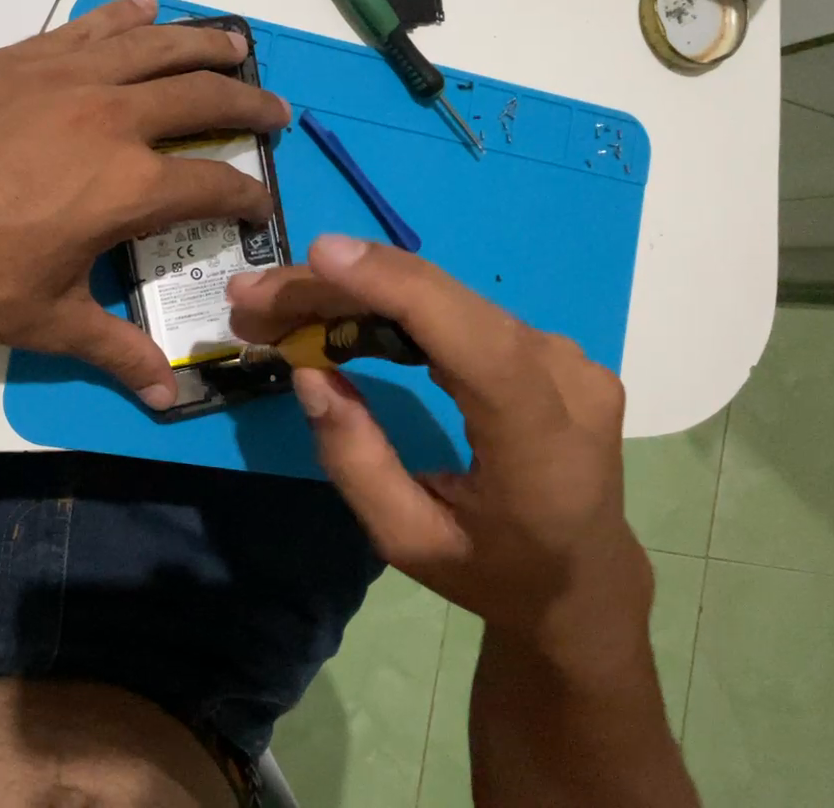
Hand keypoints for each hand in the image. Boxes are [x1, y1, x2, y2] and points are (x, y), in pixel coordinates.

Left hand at [0, 0, 289, 407]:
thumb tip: (165, 398)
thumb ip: (118, 351)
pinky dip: (124, 18)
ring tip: (233, 47)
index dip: (247, 196)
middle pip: (201, 98)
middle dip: (248, 105)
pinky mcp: (18, 61)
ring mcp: (63, 80)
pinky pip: (87, 29)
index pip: (213, 185)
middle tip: (275, 110)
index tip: (261, 203)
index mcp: (128, 187)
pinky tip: (144, 10)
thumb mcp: (51, 323)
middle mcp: (110, 118)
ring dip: (202, 44)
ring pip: (152, 47)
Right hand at [227, 235, 650, 667]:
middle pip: (442, 304)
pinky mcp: (541, 347)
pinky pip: (452, 310)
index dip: (396, 288)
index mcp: (542, 441)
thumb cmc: (494, 571)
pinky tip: (332, 311)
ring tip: (276, 307)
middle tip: (249, 299)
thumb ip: (356, 460)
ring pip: (441, 298)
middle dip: (337, 289)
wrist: (583, 577)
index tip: (318, 256)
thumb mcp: (407, 538)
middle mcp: (563, 378)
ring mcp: (560, 355)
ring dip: (351, 293)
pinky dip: (384, 304)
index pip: (474, 341)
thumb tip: (310, 372)